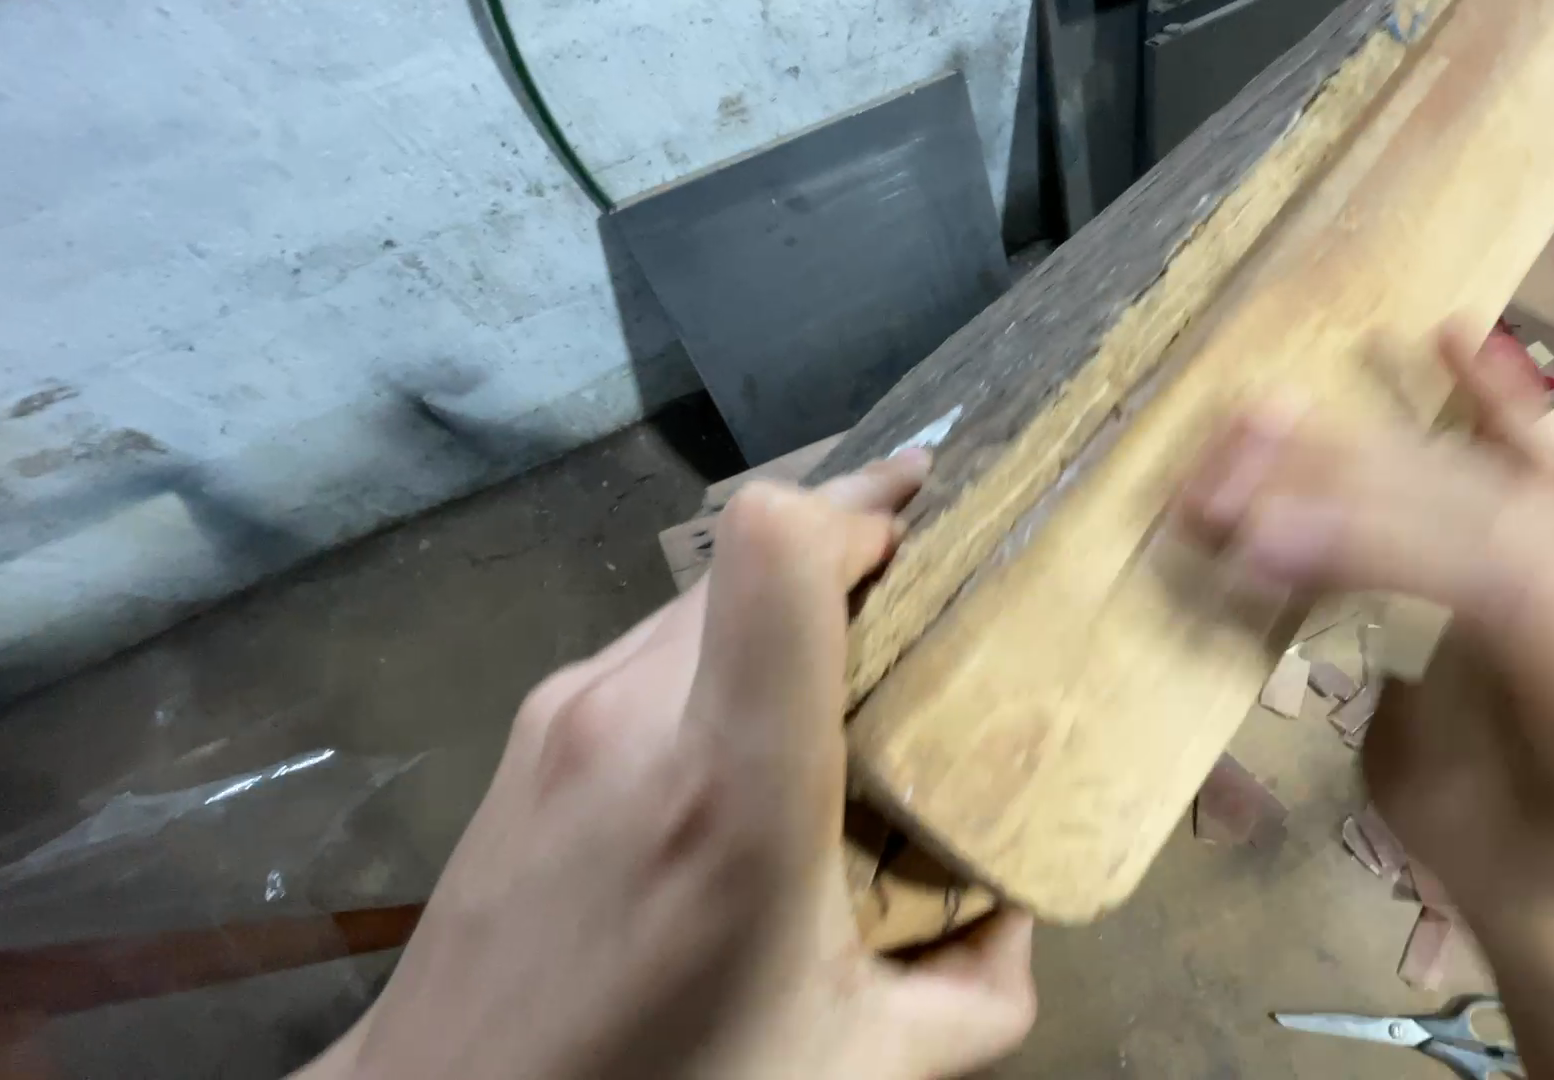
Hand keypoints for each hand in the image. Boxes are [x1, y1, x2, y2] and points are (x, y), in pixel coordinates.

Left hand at [304, 451, 1034, 1079]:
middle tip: (921, 556)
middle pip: (754, 541)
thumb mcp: (859, 1061)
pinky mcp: (541, 714)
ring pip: (714, 585)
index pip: (775, 551)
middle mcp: (637, 710)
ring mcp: (573, 701)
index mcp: (732, 784)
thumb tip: (1012, 897)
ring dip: (792, 590)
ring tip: (847, 641)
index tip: (921, 525)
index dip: (856, 511)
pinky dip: (732, 639)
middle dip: (851, 533)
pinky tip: (751, 709)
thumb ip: (979, 986)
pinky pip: (667, 634)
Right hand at [1174, 328, 1553, 933]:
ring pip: (1472, 479)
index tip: (1243, 539)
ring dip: (1356, 444)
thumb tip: (1259, 567)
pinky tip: (1444, 338)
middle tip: (1218, 468)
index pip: (1492, 575)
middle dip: (1334, 482)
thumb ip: (1346, 665)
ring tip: (1260, 415)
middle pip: (1471, 509)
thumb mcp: (1411, 786)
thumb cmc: (1485, 855)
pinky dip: (1490, 398)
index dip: (1361, 543)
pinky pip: (1532, 464)